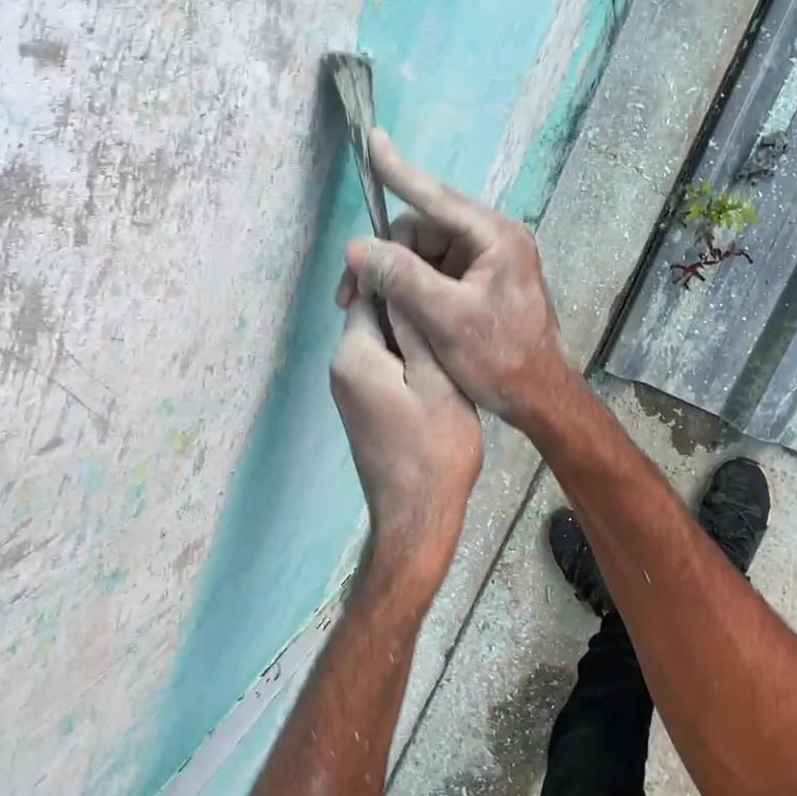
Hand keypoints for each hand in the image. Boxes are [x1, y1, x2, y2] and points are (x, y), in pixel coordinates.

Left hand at [330, 290, 482, 573]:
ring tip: (453, 342)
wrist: (418, 514)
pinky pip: (384, 367)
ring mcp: (350, 390)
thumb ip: (415, 330)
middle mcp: (342, 367)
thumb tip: (399, 283)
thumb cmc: (435, 447)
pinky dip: (409, 362)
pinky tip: (440, 372)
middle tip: (454, 315)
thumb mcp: (437, 380)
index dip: (406, 281)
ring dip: (414, 339)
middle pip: (375, 317)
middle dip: (412, 311)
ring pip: (383, 343)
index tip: (443, 282)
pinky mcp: (364, 409)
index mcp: (354, 354)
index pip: (370, 292)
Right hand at [333, 130, 571, 425]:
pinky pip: (435, 272)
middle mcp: (493, 239)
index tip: (372, 140)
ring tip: (369, 307)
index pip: (435, 197)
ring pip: (424, 253)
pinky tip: (393, 311)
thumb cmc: (501, 358)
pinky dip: (410, 288)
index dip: (398, 171)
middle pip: (422, 230)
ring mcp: (487, 261)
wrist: (538, 396)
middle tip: (353, 294)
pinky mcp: (480, 283)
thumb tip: (356, 247)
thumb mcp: (445, 319)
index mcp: (495, 237)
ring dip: (394, 276)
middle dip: (385, 256)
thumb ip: (402, 278)